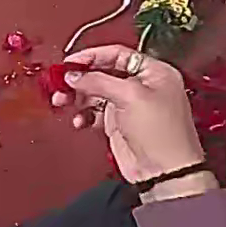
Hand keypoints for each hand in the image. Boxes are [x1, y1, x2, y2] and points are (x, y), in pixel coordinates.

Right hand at [50, 44, 214, 198]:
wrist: (164, 172)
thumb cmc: (163, 134)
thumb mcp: (131, 97)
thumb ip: (99, 81)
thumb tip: (75, 74)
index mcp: (153, 72)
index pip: (117, 54)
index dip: (92, 56)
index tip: (70, 62)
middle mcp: (141, 86)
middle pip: (103, 73)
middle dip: (80, 78)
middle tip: (61, 83)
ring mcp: (129, 105)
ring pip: (95, 93)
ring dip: (77, 96)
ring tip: (63, 101)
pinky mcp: (118, 123)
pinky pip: (94, 112)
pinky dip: (84, 114)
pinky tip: (80, 120)